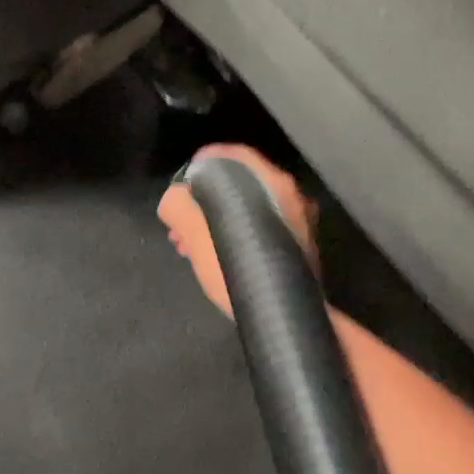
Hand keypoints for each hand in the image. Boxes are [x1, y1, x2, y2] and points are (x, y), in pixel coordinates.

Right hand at [157, 144, 318, 315]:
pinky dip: (235, 232)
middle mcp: (290, 195)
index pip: (232, 154)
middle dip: (204, 199)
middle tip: (180, 220)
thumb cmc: (239, 269)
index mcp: (270, 182)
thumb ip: (178, 206)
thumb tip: (174, 198)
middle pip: (239, 183)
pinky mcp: (299, 246)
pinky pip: (260, 226)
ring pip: (248, 207)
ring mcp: (299, 221)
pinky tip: (213, 255)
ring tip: (188, 243)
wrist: (284, 318)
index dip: (202, 162)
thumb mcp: (195, 235)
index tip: (182, 181)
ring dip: (215, 219)